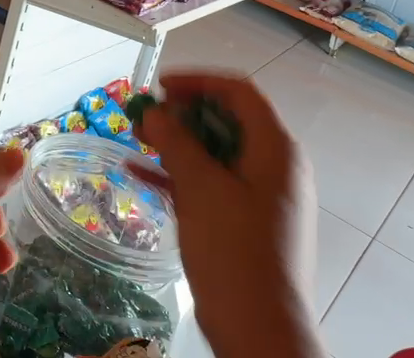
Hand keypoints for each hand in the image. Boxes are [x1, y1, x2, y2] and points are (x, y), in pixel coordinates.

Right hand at [129, 73, 322, 357]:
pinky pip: (212, 183)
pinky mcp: (247, 222)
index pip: (239, 92)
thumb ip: (174, 140)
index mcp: (276, 150)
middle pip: (227, 120)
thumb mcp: (199, 186)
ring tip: (138, 140)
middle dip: (181, 114)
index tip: (159, 86)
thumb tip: (153, 111)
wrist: (259, 331)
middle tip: (143, 117)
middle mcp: (276, 167)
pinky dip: (180, 173)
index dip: (198, 82)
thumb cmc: (234, 250)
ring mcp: (263, 196)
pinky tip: (140, 174)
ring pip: (216, 152)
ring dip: (177, 142)